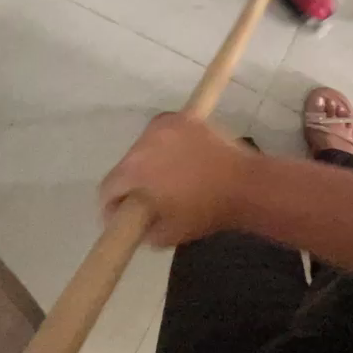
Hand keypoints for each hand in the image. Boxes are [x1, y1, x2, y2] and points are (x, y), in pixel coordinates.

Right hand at [99, 113, 255, 245]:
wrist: (245, 184)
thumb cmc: (205, 210)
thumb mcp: (168, 234)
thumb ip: (144, 232)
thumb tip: (139, 228)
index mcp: (135, 170)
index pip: (108, 188)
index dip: (111, 206)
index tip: (121, 218)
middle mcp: (144, 141)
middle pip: (126, 164)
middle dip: (130, 183)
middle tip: (145, 199)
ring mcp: (166, 125)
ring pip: (144, 146)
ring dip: (147, 162)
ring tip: (164, 178)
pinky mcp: (186, 118)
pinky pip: (165, 132)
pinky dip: (165, 144)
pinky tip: (177, 158)